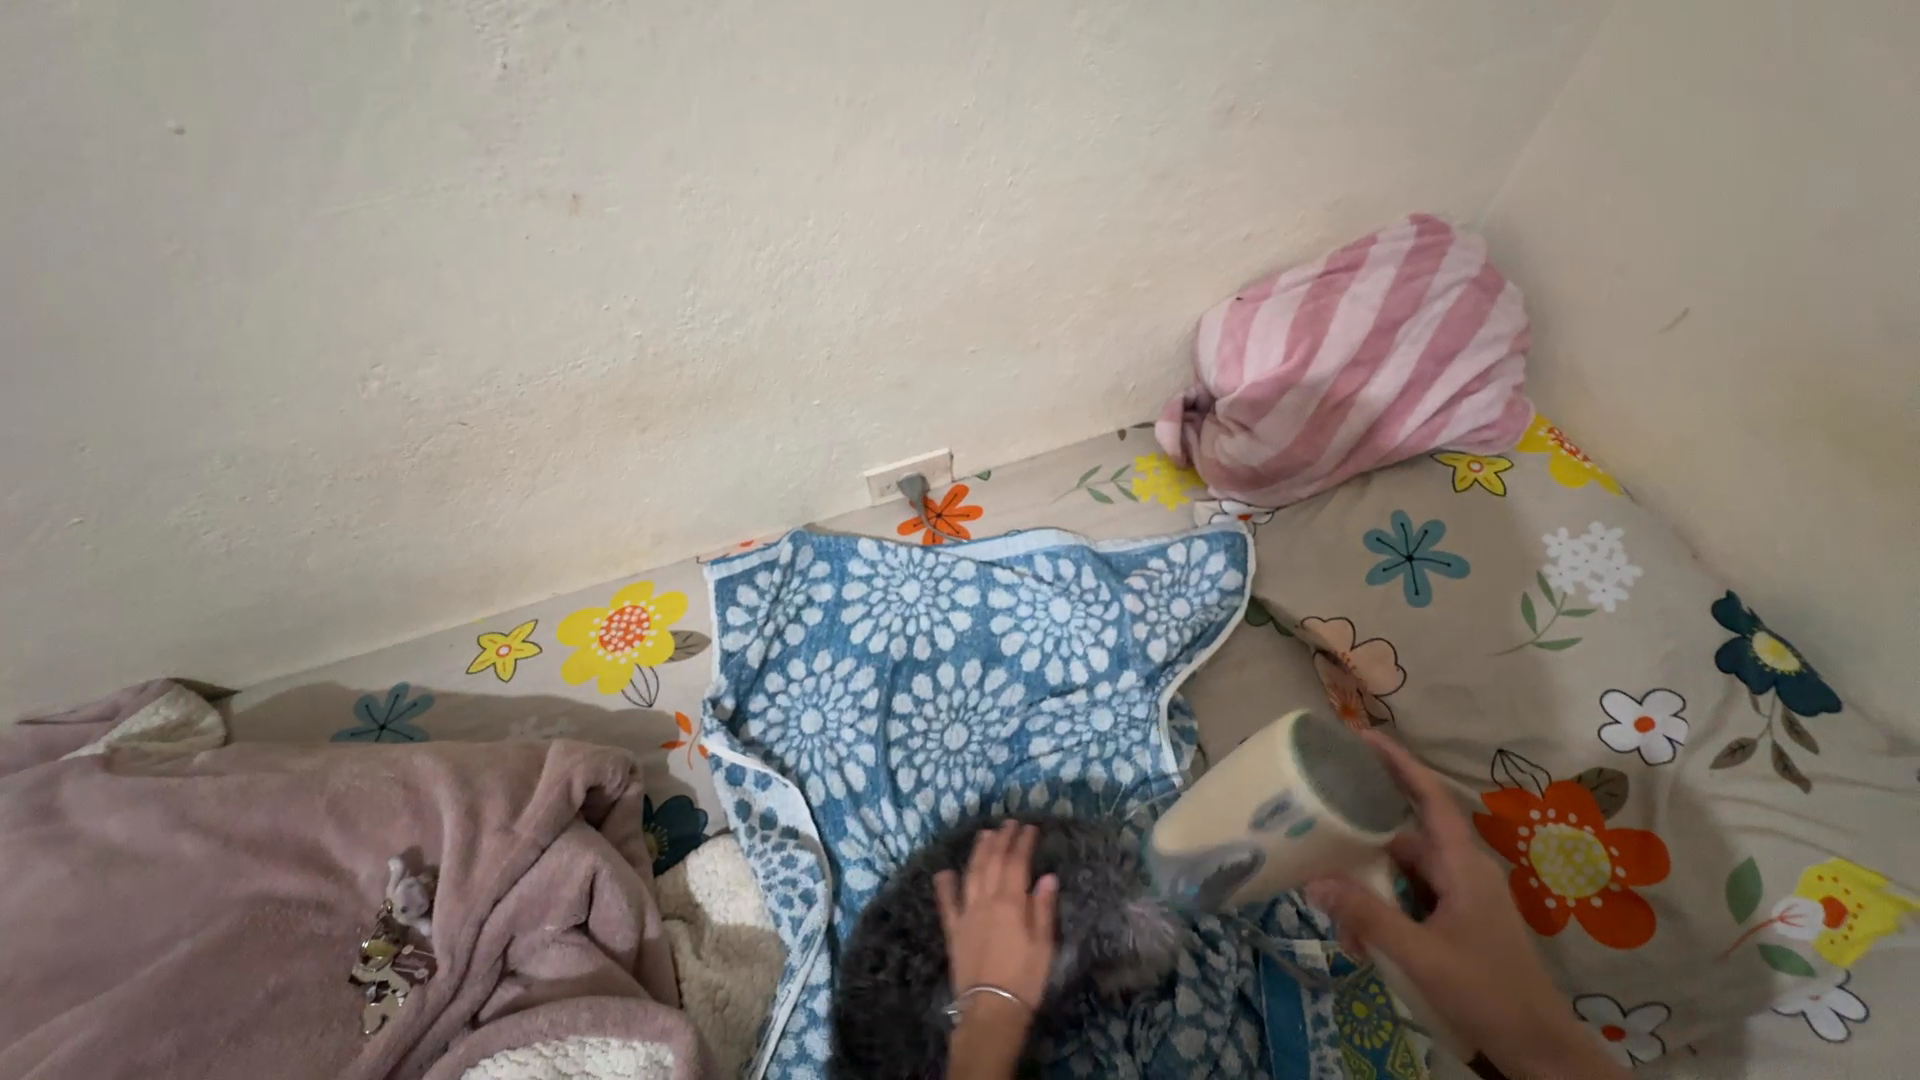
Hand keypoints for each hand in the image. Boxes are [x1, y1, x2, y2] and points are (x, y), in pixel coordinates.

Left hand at [935, 821, 1058, 1079]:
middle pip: (993, 862)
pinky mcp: (953, 930)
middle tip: (1009, 823)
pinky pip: (946, 903)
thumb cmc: (1024, 979)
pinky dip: (944, 885)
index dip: (1023, 842)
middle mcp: (986, 901)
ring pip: (971, 874)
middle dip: (1001, 839)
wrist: (991, 1010)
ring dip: (978, 851)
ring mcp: (966, 914)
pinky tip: (944, 872)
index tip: (1030, 827)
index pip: (1017, 862)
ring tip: (985, 835)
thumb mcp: (1044, 945)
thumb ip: (1043, 909)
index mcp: (1011, 902)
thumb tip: (1047, 876)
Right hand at [1304, 733, 1628, 1079]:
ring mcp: (1457, 900)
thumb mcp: (1421, 956)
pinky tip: (1360, 944)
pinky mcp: (1452, 924)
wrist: (1543, 1054)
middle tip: (1316, 848)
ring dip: (1366, 894)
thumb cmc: (1490, 994)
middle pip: (1399, 840)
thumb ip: (1366, 917)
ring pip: (1397, 876)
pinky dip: (1380, 915)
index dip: (1398, 762)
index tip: (1361, 736)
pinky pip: (1406, 903)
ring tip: (1339, 925)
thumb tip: (1313, 882)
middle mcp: (1459, 873)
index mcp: (1462, 866)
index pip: (1430, 797)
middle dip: (1358, 850)